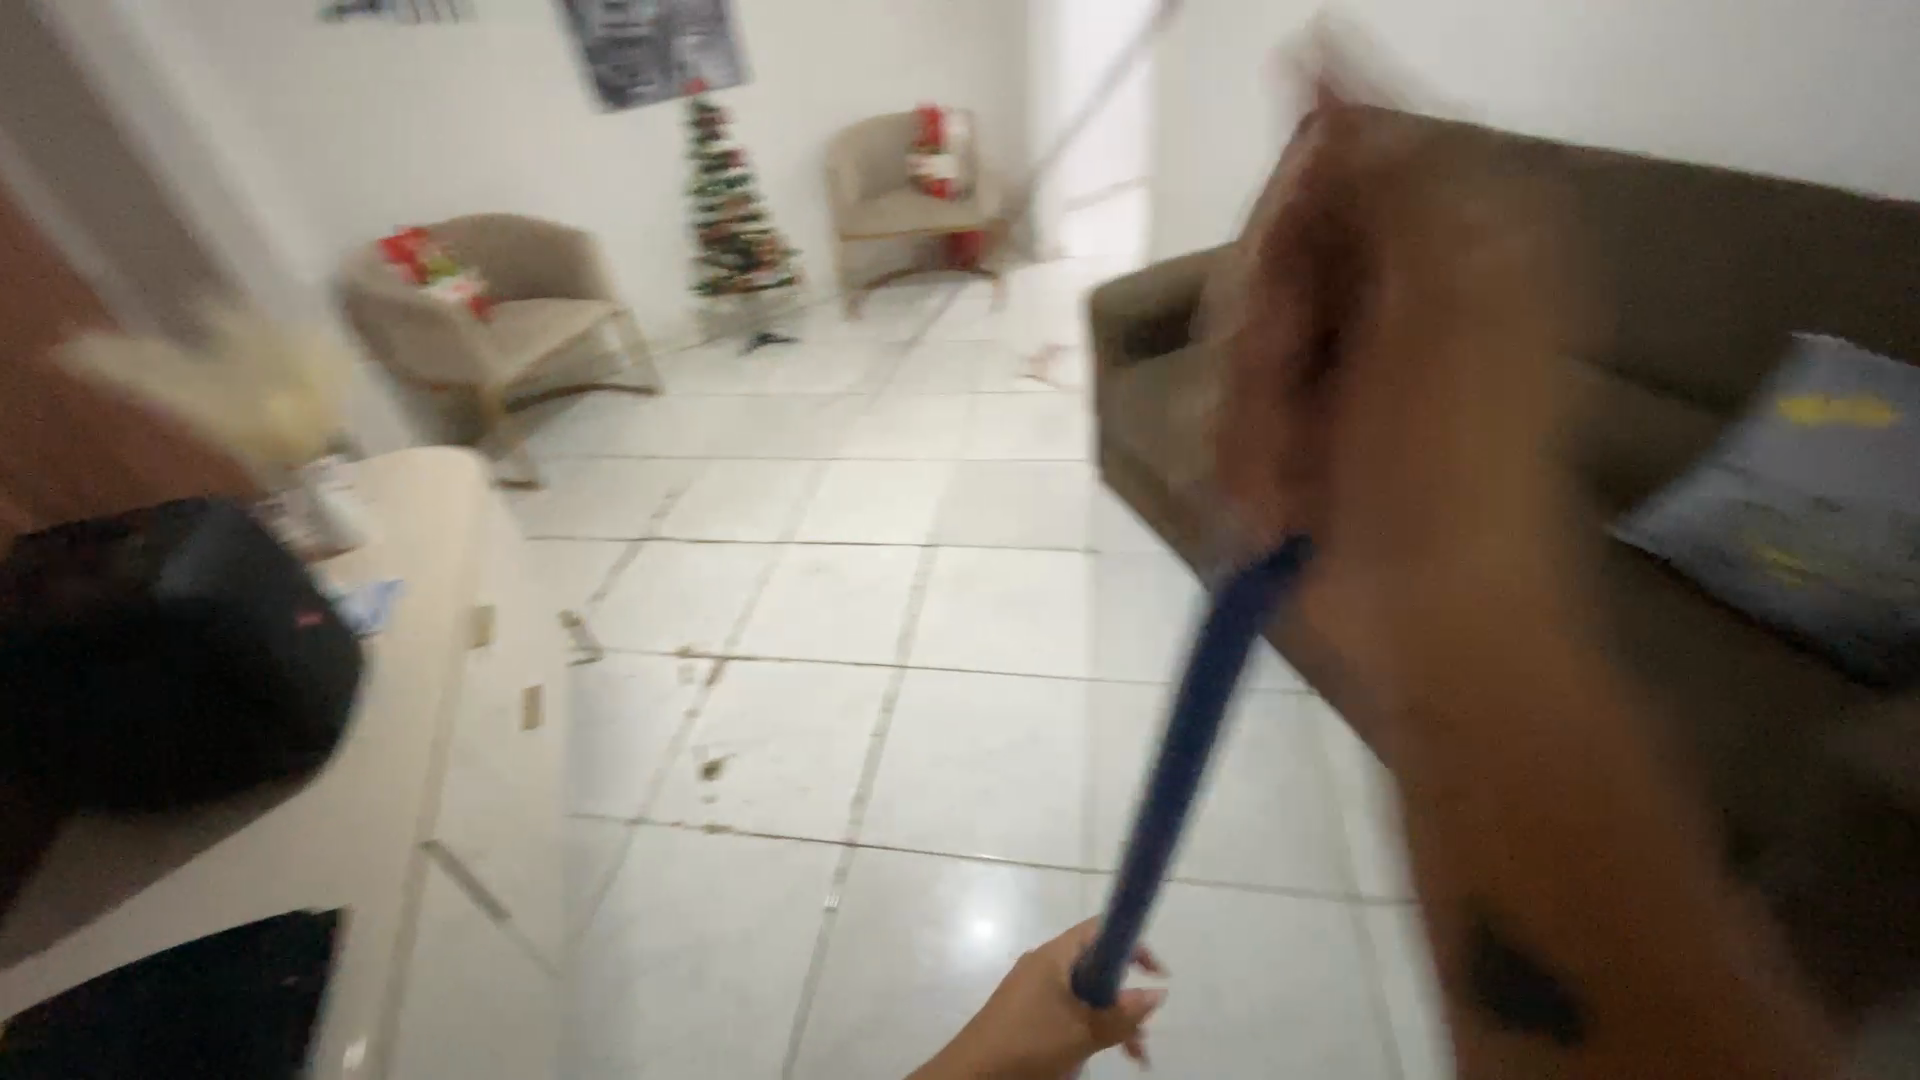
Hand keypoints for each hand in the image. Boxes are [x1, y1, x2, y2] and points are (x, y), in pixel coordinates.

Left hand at [913, 919, 1167, 1079]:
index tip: (1156, 972)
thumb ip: (1122, 1014)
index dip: (1131, 944)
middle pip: (1096, 966)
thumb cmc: (1029, 1042)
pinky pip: (1069, 1010)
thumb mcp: (1082, 1032)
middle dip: (1125, 997)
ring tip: (1135, 1057)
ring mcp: (1035, 987)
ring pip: (1085, 994)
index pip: (1100, 929)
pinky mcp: (1028, 1011)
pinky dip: (1090, 1028)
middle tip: (1144, 1033)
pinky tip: (1100, 1057)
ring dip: (1111, 1020)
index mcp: (1055, 954)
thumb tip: (1157, 992)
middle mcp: (1045, 963)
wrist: (973, 1074)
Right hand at [1214, 86, 1589, 728]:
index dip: (1296, 190)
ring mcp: (1321, 374)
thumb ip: (1396, 194)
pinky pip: (1225, 416)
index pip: (1341, 163)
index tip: (1288, 235)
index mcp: (1439, 252)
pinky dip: (1245, 463)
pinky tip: (1281, 503)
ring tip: (1294, 479)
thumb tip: (1335, 89)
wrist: (1424, 617)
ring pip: (1233, 347)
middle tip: (1296, 391)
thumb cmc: (1453, 470)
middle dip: (1265, 337)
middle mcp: (1375, 300)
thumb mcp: (1446, 310)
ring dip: (1253, 420)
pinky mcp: (1277, 436)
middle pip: (1264, 261)